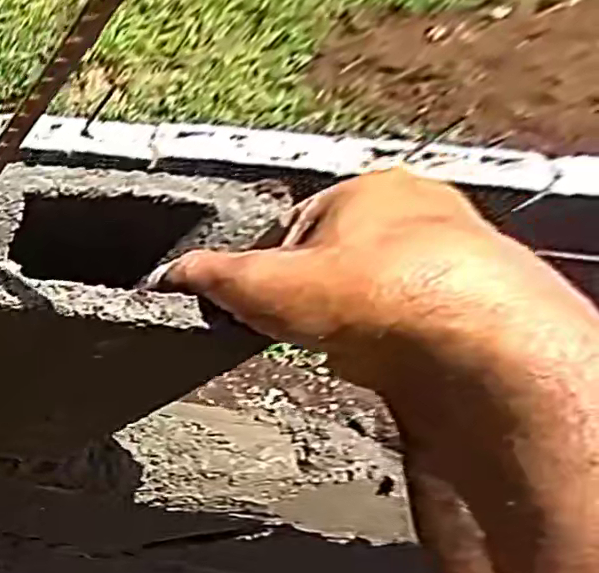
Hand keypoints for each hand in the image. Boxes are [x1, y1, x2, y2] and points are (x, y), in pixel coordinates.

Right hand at [159, 168, 594, 392]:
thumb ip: (201, 274)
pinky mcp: (445, 289)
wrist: (453, 334)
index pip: (277, 229)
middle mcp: (408, 205)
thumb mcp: (251, 280)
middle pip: (310, 256)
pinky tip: (346, 339)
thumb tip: (165, 273)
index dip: (248, 270)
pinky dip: (351, 324)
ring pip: (340, 283)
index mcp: (362, 187)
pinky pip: (372, 306)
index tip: (239, 299)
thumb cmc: (363, 291)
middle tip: (271, 318)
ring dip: (316, 310)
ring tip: (312, 330)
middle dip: (285, 290)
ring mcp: (433, 247)